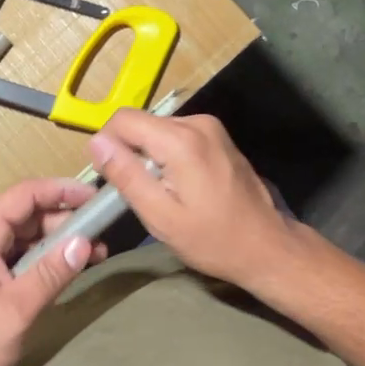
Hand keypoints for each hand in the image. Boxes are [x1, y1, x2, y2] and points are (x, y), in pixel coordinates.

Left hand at [0, 178, 108, 365]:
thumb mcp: (16, 310)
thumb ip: (51, 273)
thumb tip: (85, 241)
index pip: (25, 194)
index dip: (61, 191)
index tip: (96, 196)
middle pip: (28, 212)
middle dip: (66, 219)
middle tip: (104, 230)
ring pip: (28, 234)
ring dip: (60, 240)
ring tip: (98, 251)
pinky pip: (22, 254)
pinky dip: (47, 258)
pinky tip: (72, 267)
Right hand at [88, 109, 301, 287]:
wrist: (268, 246)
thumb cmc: (212, 239)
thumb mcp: (160, 216)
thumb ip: (126, 175)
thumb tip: (96, 142)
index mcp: (180, 140)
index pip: (123, 118)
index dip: (107, 143)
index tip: (111, 176)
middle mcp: (196, 122)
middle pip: (142, 123)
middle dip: (131, 151)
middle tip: (139, 192)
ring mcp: (210, 126)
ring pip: (158, 128)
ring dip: (150, 154)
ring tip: (162, 191)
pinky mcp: (218, 135)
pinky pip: (177, 134)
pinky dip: (168, 153)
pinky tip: (181, 185)